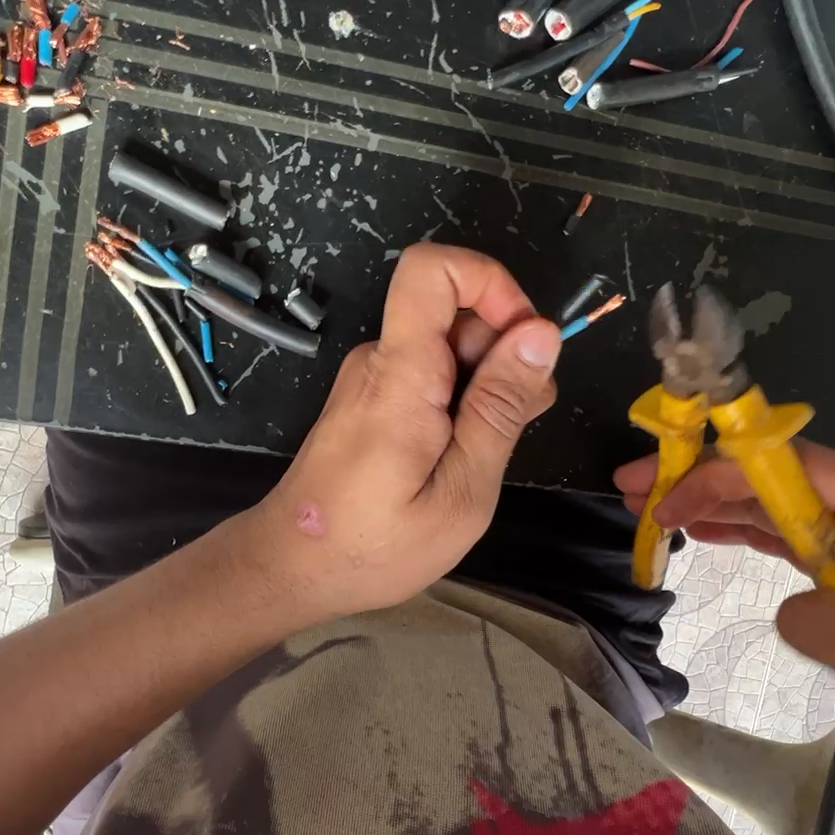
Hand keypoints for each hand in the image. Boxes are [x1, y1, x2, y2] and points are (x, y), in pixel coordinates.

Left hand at [242, 243, 559, 621]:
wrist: (294, 566)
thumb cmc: (376, 545)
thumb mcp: (461, 491)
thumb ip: (500, 408)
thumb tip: (540, 332)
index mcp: (400, 372)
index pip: (430, 268)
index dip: (489, 281)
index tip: (524, 340)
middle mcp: (379, 359)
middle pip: (456, 314)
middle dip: (504, 358)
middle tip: (509, 431)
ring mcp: (372, 377)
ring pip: (450, 350)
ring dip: (485, 390)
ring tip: (478, 458)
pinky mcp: (370, 397)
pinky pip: (429, 376)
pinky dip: (458, 405)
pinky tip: (454, 457)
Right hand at [614, 444, 834, 808]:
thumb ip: (824, 624)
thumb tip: (787, 606)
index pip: (796, 469)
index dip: (721, 471)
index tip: (663, 495)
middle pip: (785, 482)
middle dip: (707, 482)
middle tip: (635, 494)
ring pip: (792, 512)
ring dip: (726, 510)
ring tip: (658, 512)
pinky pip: (812, 547)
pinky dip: (760, 541)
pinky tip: (718, 539)